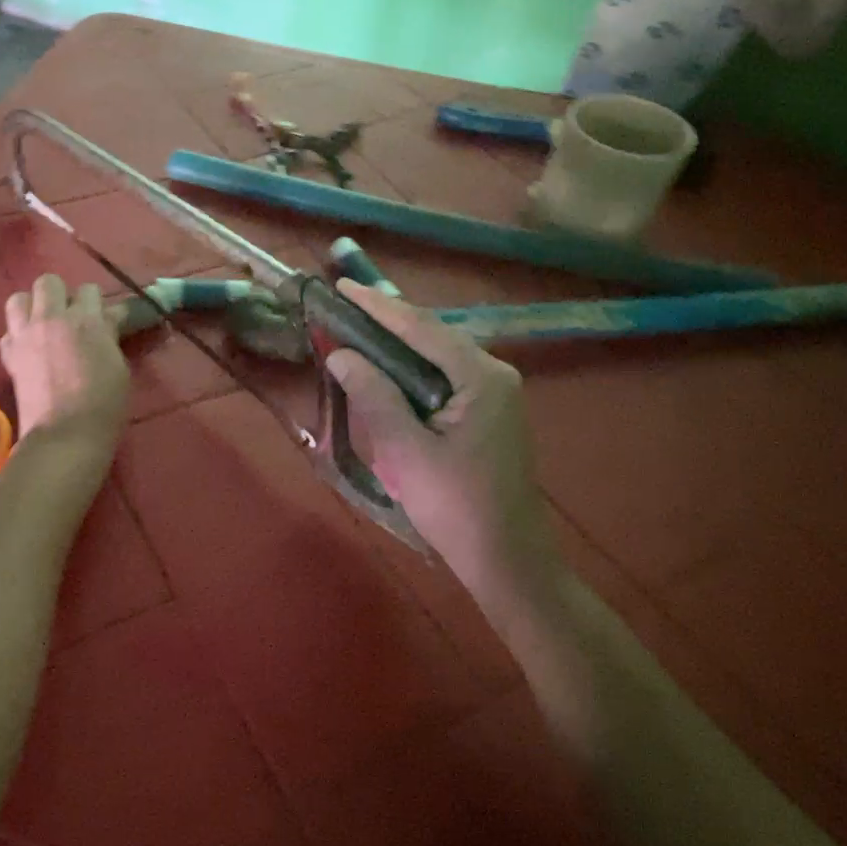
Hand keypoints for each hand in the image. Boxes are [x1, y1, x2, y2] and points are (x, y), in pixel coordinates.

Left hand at [0, 274, 130, 446]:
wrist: (65, 435)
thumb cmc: (103, 405)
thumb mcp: (119, 367)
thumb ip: (108, 337)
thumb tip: (104, 321)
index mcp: (86, 320)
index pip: (90, 290)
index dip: (96, 304)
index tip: (102, 319)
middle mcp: (51, 318)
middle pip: (49, 282)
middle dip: (61, 295)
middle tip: (70, 317)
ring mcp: (25, 335)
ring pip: (18, 298)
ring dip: (31, 307)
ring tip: (43, 325)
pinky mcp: (9, 355)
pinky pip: (8, 331)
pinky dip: (18, 336)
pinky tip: (29, 349)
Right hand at [323, 280, 553, 592]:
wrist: (505, 558)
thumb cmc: (455, 506)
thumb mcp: (405, 451)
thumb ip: (374, 397)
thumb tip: (342, 355)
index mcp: (481, 377)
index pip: (422, 328)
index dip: (378, 307)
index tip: (342, 287)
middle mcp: (493, 375)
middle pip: (432, 337)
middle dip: (386, 323)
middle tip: (343, 308)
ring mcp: (494, 396)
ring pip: (436, 359)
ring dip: (396, 349)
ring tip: (355, 332)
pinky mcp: (487, 416)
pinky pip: (442, 381)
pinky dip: (410, 375)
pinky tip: (385, 375)